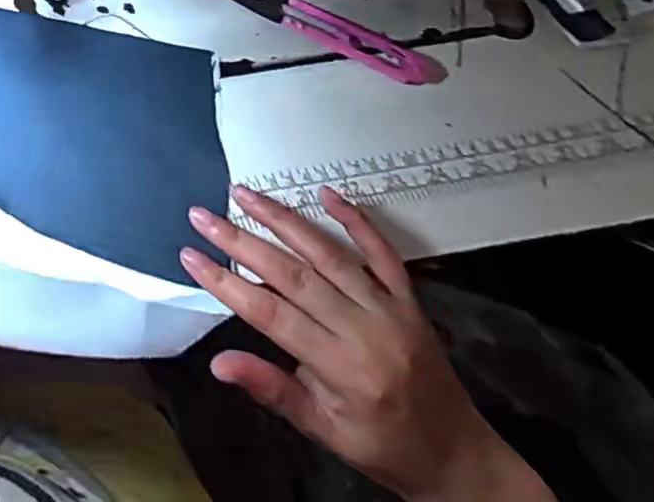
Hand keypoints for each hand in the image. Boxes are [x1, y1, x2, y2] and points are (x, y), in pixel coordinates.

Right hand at [181, 186, 553, 501]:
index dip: (225, 283)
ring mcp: (392, 311)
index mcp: (345, 370)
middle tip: (201, 215)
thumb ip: (271, 389)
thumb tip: (217, 364)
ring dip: (282, 220)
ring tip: (243, 194)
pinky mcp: (410, 301)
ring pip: (329, 255)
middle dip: (240, 241)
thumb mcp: (323, 430)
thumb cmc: (382, 445)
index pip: (271, 314)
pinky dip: (357, 221)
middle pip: (294, 275)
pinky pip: (383, 254)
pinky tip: (327, 194)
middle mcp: (369, 333)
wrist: (465, 459)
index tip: (189, 256)